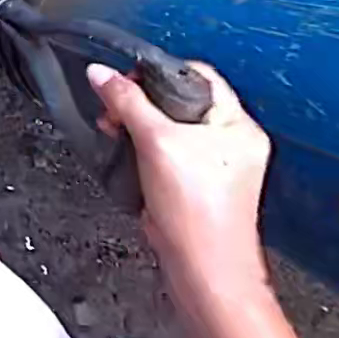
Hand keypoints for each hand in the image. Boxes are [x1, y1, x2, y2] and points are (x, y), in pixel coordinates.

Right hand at [87, 61, 271, 310]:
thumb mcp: (155, 140)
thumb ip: (125, 100)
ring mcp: (210, 161)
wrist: (200, 266)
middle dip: (137, 99)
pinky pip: (159, 143)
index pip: (198, 74)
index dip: (160, 71)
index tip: (129, 79)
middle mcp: (228, 141)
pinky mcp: (189, 177)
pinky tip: (123, 148)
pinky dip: (137, 140)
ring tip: (115, 129)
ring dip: (132, 120)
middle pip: (174, 96)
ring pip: (163, 120)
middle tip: (117, 107)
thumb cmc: (199, 213)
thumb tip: (101, 73)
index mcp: (237, 127)